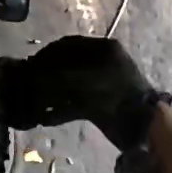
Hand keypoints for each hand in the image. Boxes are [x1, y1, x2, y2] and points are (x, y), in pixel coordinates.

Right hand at [0, 37, 168, 150]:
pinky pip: (77, 102)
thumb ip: (58, 79)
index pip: (68, 45)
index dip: (47, 55)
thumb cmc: (118, 96)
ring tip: (34, 102)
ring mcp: (103, 84)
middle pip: (68, 65)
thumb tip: (33, 78)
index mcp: (104, 49)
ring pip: (70, 85)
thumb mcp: (84, 84)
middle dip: (47, 76)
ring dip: (52, 94)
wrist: (143, 126)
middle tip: (28, 84)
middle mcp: (104, 63)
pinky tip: (47, 118)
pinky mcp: (103, 104)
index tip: (30, 65)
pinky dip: (62, 109)